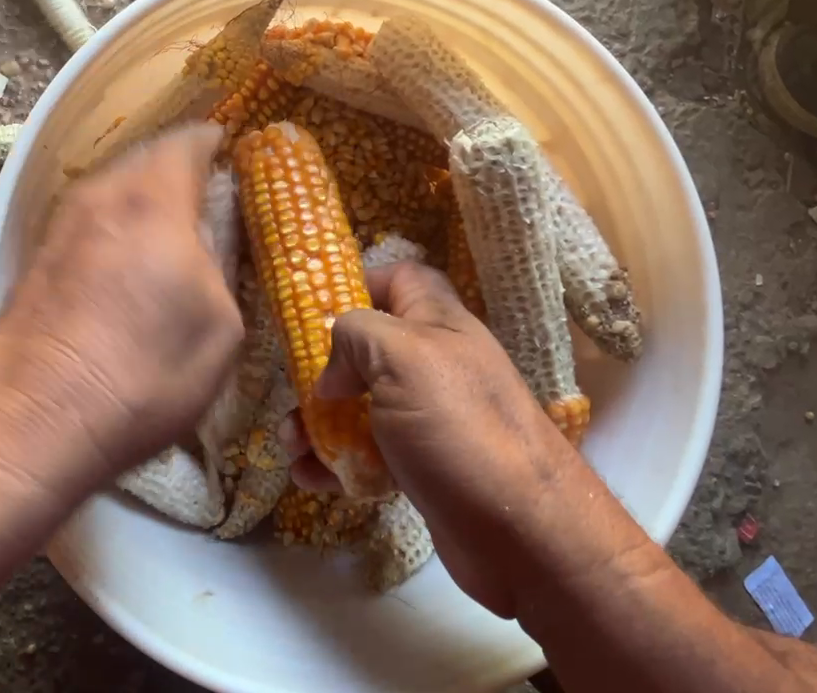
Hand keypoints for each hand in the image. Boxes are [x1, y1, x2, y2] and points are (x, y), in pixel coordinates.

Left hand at [0, 123, 244, 485]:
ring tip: (171, 230)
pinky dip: (115, 225)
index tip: (234, 157)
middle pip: (147, 158)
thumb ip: (221, 263)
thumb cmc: (144, 374)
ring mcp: (62, 222)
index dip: (215, 145)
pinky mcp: (37, 254)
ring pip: (113, 188)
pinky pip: (90, 219)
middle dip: (179, 169)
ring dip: (143, 198)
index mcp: (153, 199)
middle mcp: (102, 194)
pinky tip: (128, 259)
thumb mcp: (219, 325)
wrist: (34, 420)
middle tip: (208, 196)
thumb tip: (210, 235)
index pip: (189, 141)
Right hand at [281, 261, 577, 616]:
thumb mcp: (403, 358)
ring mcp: (429, 419)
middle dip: (321, 371)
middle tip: (294, 394)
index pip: (400, 279)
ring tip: (290, 446)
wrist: (526, 536)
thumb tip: (333, 370)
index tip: (316, 311)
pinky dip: (337, 464)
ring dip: (318, 423)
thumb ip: (357, 336)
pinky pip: (369, 455)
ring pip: (361, 407)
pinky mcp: (422, 467)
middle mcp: (434, 365)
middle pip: (368, 349)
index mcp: (437, 324)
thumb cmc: (461, 429)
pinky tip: (310, 479)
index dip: (359, 284)